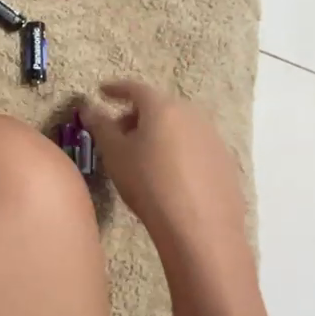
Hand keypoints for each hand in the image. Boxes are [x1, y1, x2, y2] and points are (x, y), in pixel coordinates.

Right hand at [82, 80, 247, 258]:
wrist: (200, 227)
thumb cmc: (148, 182)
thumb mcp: (114, 153)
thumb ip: (100, 125)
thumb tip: (89, 107)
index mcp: (163, 108)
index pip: (135, 88)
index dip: (115, 88)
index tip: (101, 91)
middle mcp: (192, 115)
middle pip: (159, 106)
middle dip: (136, 113)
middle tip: (117, 129)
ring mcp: (213, 139)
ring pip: (179, 125)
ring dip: (158, 131)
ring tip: (141, 153)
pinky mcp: (225, 162)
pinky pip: (193, 144)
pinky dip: (176, 148)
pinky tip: (166, 172)